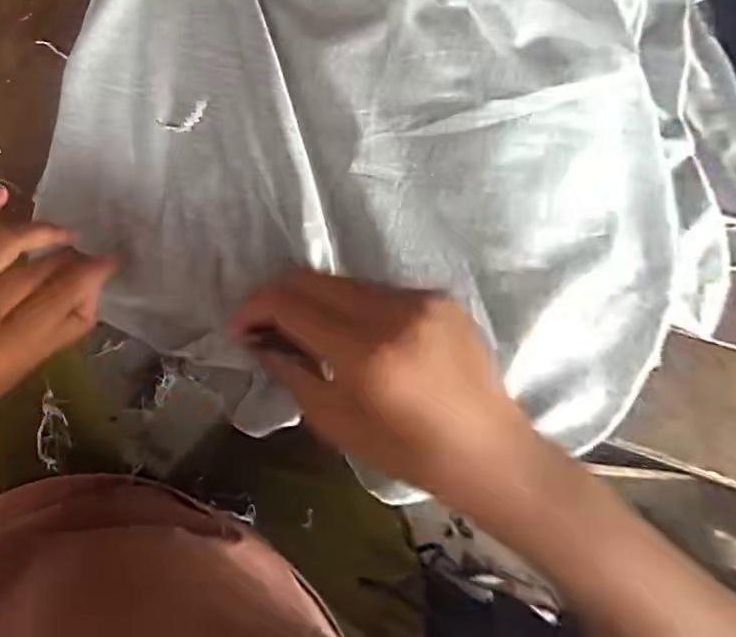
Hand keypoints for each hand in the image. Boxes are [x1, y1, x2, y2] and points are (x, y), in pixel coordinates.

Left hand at [0, 188, 118, 447]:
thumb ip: (65, 327)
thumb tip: (95, 284)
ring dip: (39, 232)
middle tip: (86, 253)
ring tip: (62, 233)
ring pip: (4, 244)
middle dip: (70, 258)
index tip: (111, 259)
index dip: (91, 274)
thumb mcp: (27, 367)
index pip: (59, 298)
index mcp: (5, 347)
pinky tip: (1, 194)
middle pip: (36, 271)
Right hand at [228, 269, 534, 497]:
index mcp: (366, 354)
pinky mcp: (437, 296)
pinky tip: (353, 331)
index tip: (239, 327)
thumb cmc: (410, 452)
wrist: (495, 456)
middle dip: (275, 296)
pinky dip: (349, 304)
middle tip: (261, 321)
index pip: (289, 304)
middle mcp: (391, 314)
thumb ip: (291, 371)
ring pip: (339, 281)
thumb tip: (258, 340)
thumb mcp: (335, 422)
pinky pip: (373, 289)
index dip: (253, 309)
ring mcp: (418, 300)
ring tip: (303, 325)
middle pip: (309, 280)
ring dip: (311, 298)